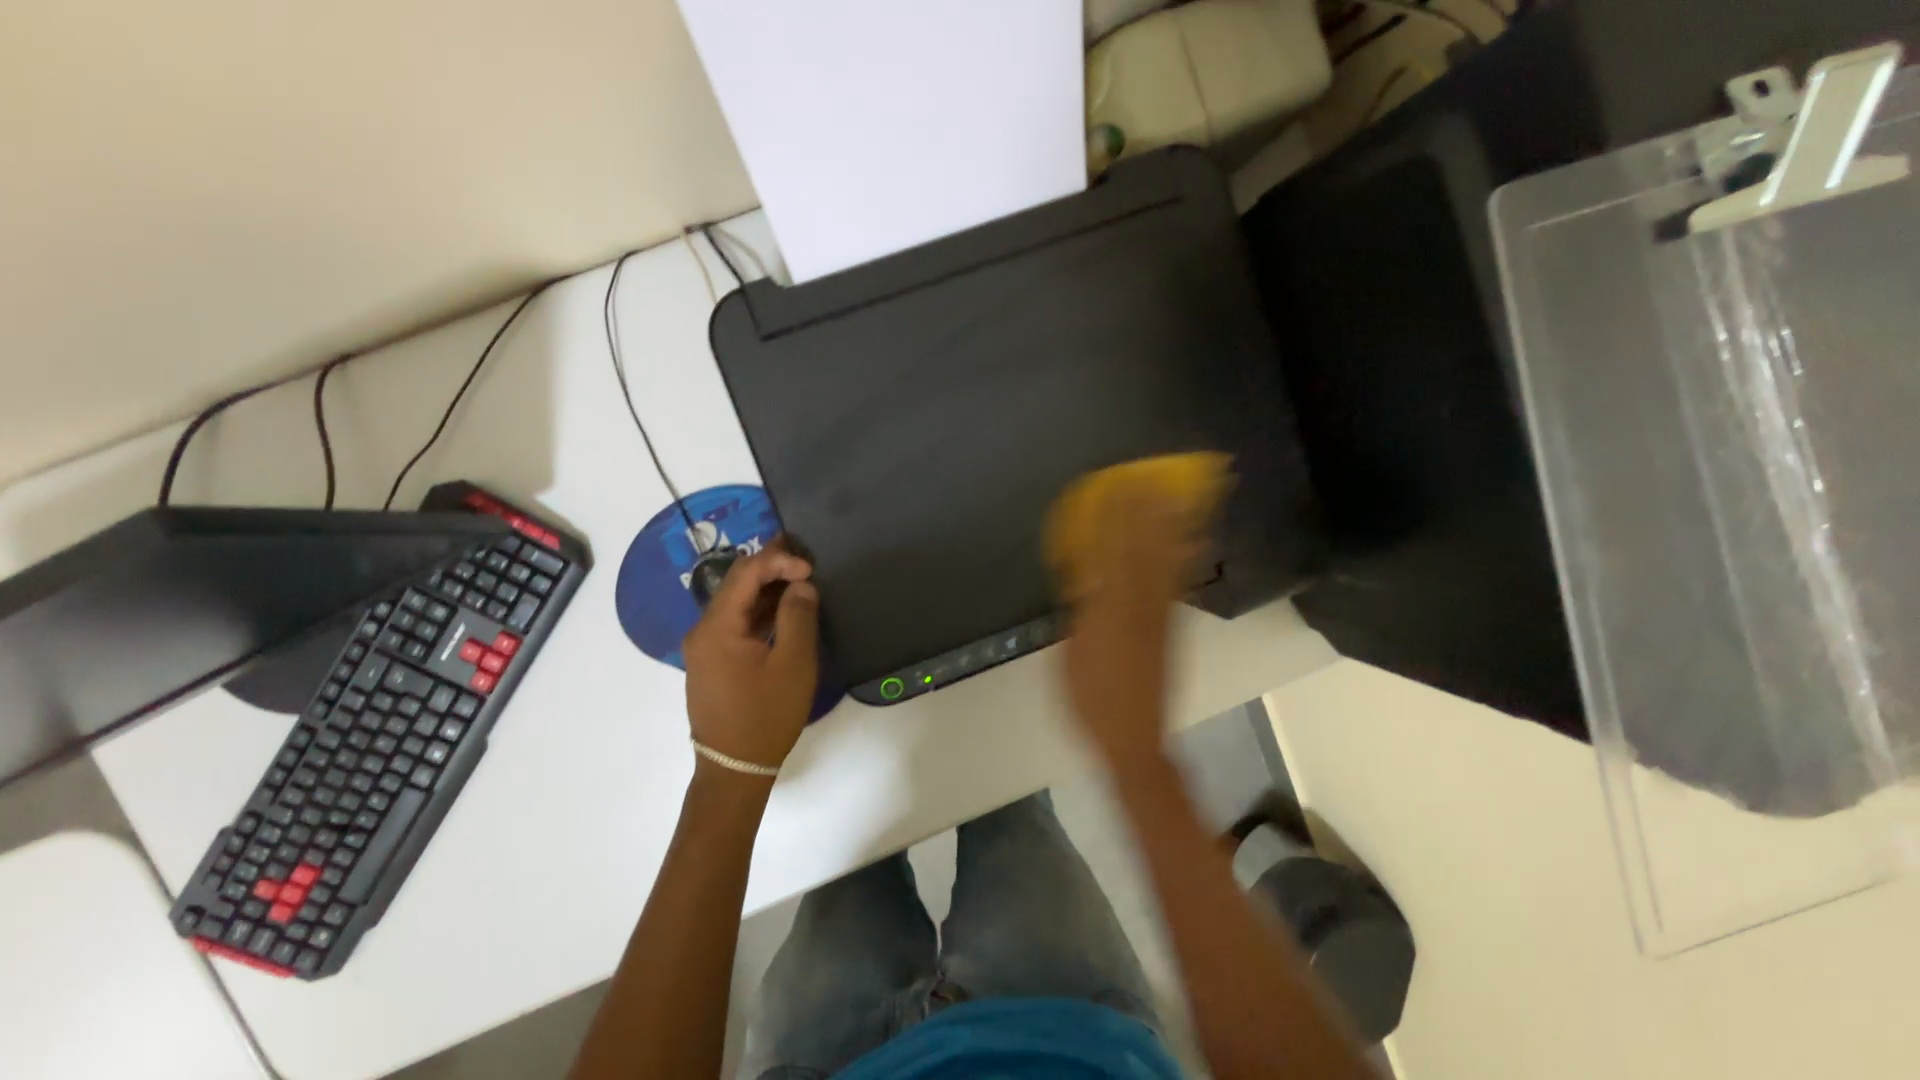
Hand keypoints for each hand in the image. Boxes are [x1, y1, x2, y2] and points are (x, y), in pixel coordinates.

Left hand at [682, 545, 819, 773]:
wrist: (734, 767)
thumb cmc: (766, 715)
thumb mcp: (793, 664)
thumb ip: (797, 616)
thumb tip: (800, 586)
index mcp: (717, 626)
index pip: (746, 573)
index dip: (779, 561)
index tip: (812, 567)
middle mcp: (702, 630)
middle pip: (736, 584)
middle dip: (770, 568)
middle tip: (804, 560)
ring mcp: (704, 647)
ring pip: (736, 603)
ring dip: (766, 590)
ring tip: (800, 582)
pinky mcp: (712, 662)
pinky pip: (735, 623)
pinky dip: (759, 612)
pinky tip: (783, 613)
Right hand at [1061, 490, 1195, 772]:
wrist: (1134, 739)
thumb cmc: (1090, 701)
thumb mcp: (1072, 656)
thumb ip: (1080, 614)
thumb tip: (1084, 573)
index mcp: (1108, 615)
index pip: (1111, 558)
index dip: (1115, 521)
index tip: (1117, 487)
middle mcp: (1139, 610)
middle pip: (1142, 554)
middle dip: (1145, 515)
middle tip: (1150, 478)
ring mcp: (1161, 619)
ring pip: (1165, 565)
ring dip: (1170, 528)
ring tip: (1176, 495)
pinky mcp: (1173, 629)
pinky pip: (1179, 584)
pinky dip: (1186, 557)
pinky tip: (1193, 538)